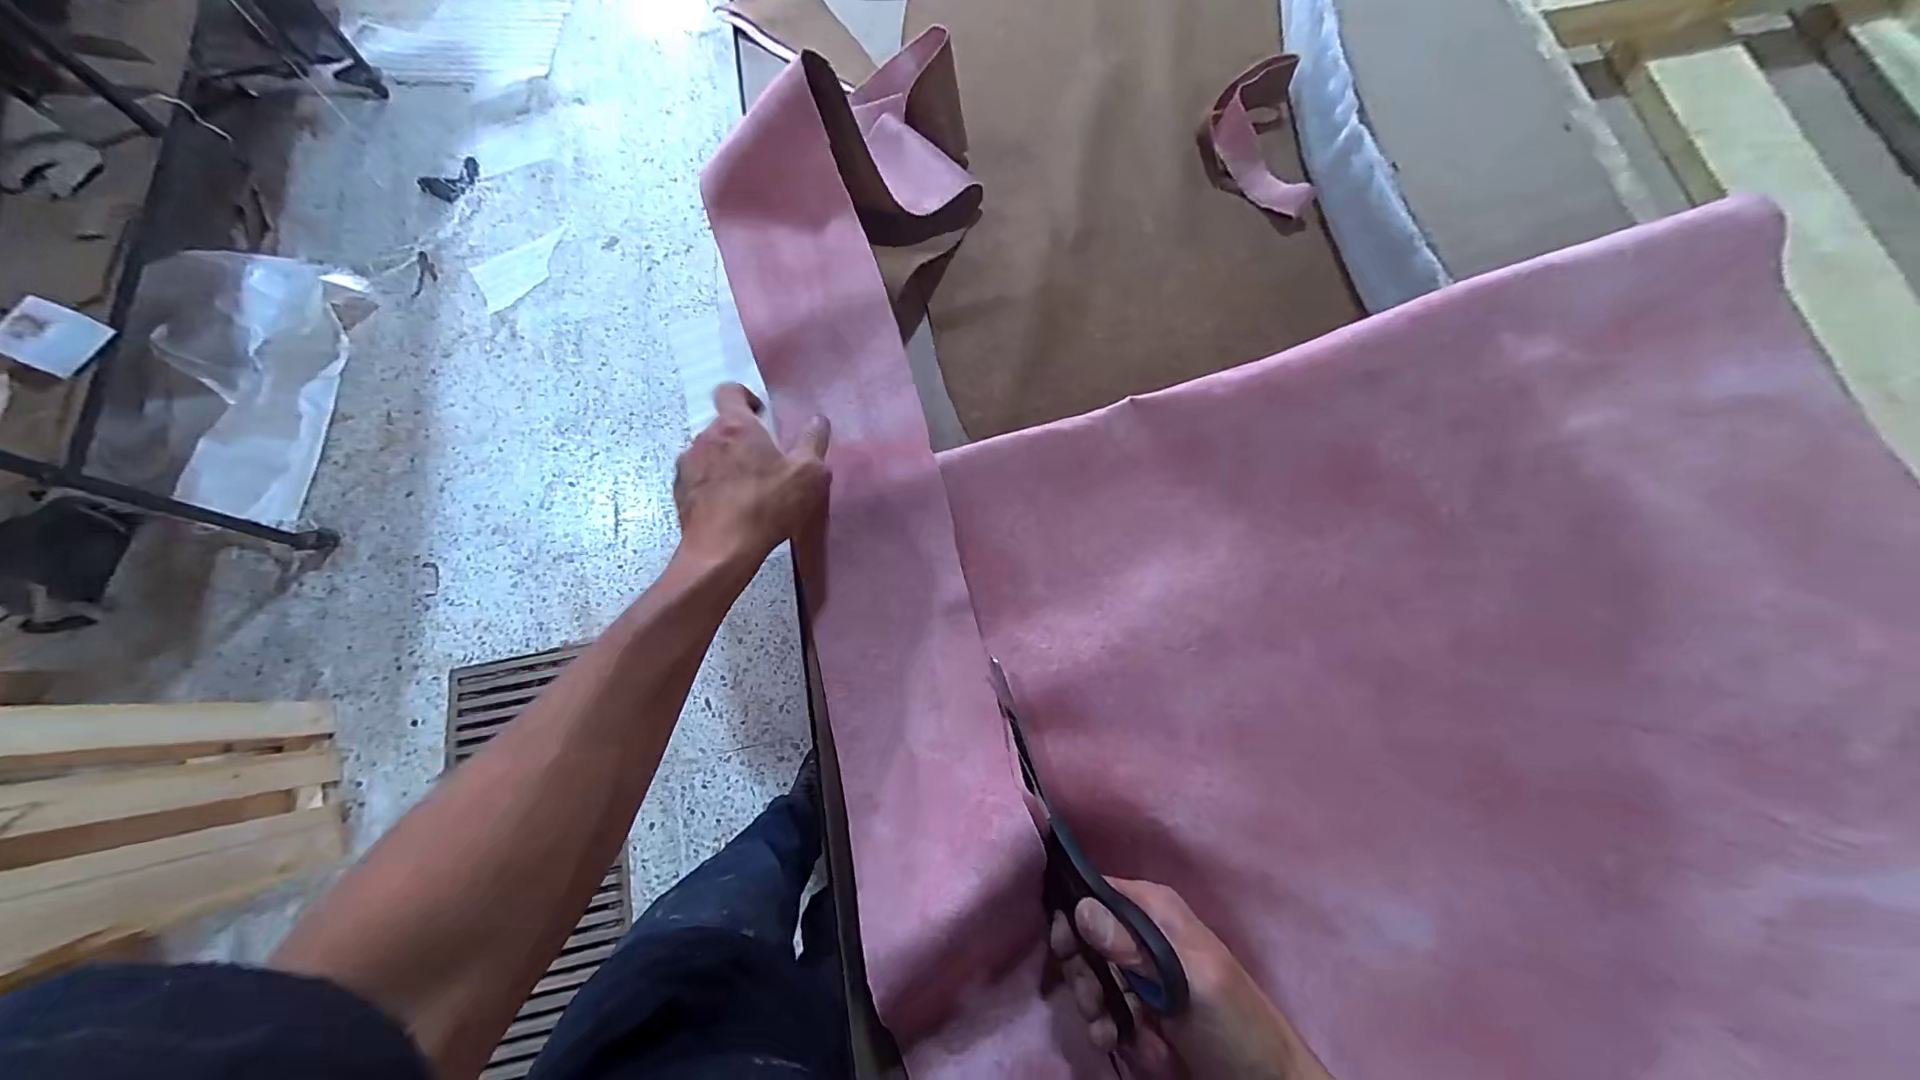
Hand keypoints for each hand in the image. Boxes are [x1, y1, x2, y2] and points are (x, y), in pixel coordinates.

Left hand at [673, 384, 829, 568]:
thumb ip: (814, 441)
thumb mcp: (809, 474)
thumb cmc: (767, 506)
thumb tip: (818, 421)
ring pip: (709, 453)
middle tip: (765, 461)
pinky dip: (713, 485)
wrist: (721, 551)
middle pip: (723, 426)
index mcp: (736, 425)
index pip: (730, 391)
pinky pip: (698, 479)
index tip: (761, 415)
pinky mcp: (679, 492)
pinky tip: (730, 507)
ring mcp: (687, 465)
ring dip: (726, 462)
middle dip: (742, 438)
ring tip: (748, 488)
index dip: (745, 397)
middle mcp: (705, 437)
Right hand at [1051, 878, 1332, 1079]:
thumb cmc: (1236, 1024)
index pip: (1095, 891)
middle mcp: (1141, 933)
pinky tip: (1115, 1042)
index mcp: (1154, 909)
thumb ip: (1137, 947)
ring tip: (1109, 1032)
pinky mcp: (1137, 1009)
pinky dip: (1105, 1027)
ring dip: (1092, 1005)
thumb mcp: (1192, 981)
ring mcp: (1138, 973)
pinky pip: (1103, 1009)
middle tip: (1094, 1001)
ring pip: (1088, 975)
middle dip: (1081, 970)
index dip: (1072, 913)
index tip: (1062, 946)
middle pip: (1084, 935)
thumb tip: (1082, 907)